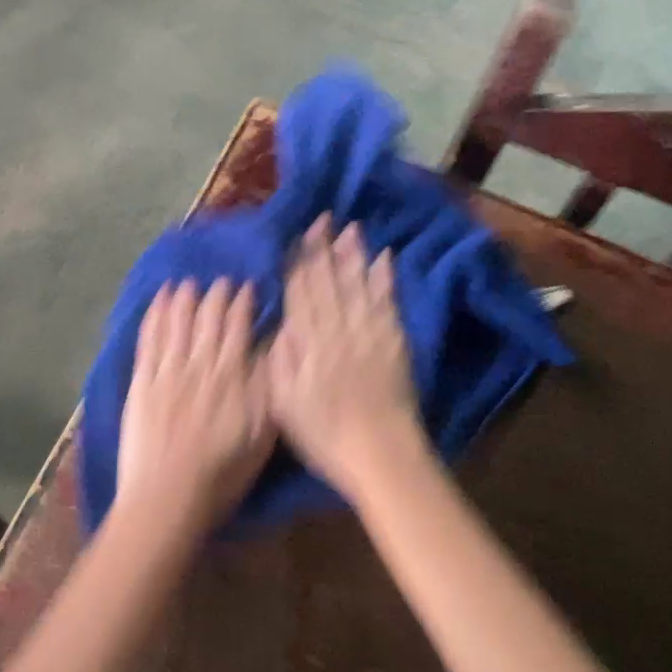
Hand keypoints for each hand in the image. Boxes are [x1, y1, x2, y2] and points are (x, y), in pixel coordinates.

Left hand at [116, 278, 275, 528]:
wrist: (167, 500)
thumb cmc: (223, 473)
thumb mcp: (263, 432)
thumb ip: (268, 385)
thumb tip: (273, 346)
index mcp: (233, 375)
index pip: (239, 326)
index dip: (244, 302)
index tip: (248, 285)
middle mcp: (200, 365)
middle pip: (209, 319)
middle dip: (217, 295)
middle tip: (222, 281)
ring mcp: (167, 372)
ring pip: (177, 322)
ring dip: (184, 299)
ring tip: (189, 282)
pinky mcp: (142, 383)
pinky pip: (149, 339)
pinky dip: (154, 315)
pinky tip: (158, 300)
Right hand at [269, 215, 423, 496]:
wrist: (379, 452)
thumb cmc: (324, 435)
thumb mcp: (283, 403)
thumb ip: (278, 359)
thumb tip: (277, 323)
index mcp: (308, 343)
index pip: (301, 293)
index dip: (299, 263)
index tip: (299, 236)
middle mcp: (337, 328)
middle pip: (329, 281)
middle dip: (325, 249)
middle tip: (324, 219)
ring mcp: (369, 331)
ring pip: (358, 284)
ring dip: (354, 255)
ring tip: (350, 228)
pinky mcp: (395, 341)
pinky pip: (387, 301)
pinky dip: (385, 278)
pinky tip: (383, 258)